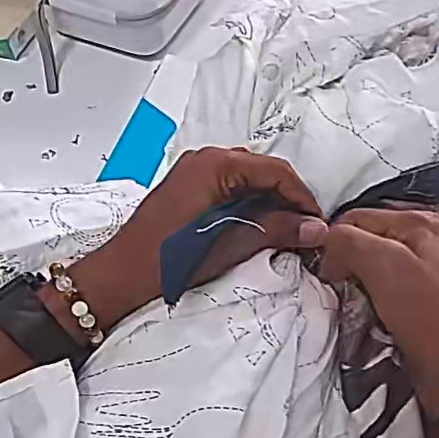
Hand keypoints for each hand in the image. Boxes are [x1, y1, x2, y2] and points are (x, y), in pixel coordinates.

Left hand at [59, 148, 327, 335]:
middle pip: (263, 171)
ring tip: (285, 233)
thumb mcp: (230, 247)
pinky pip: (229, 188)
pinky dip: (248, 205)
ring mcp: (193, 172)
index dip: (303, 198)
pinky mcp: (188, 189)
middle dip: (288, 200)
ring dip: (269, 204)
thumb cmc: (163, 263)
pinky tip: (256, 229)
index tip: (316, 223)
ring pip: (248, 180)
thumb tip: (312, 228)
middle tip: (305, 230)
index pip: (277, 171)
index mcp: (214, 166)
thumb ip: (275, 231)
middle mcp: (203, 161)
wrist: (122, 276)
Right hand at [315, 209, 438, 414]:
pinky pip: (374, 292)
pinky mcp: (410, 301)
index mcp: (419, 225)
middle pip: (360, 242)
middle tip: (346, 289)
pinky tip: (370, 317)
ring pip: (364, 269)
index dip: (336, 242)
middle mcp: (420, 244)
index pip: (354, 218)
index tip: (331, 269)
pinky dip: (364, 303)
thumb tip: (325, 239)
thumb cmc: (430, 320)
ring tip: (361, 306)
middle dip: (345, 265)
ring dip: (353, 288)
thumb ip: (349, 241)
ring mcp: (416, 274)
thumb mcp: (385, 265)